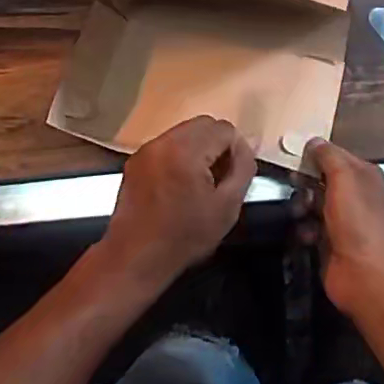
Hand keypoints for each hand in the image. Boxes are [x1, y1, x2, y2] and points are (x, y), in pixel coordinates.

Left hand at [98, 116, 255, 288]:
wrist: (135, 258)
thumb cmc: (184, 237)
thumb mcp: (226, 207)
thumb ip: (243, 169)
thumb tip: (249, 144)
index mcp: (186, 150)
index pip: (224, 129)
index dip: (236, 150)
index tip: (233, 176)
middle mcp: (164, 141)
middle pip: (204, 124)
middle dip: (217, 145)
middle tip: (219, 177)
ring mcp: (147, 149)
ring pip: (186, 132)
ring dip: (199, 149)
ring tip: (199, 182)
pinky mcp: (136, 159)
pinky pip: (168, 144)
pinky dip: (179, 155)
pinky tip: (179, 185)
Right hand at [303, 139, 383, 314]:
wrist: (366, 275)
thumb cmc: (357, 220)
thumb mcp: (344, 178)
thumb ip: (328, 156)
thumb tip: (313, 141)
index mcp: (363, 175)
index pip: (335, 155)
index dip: (315, 153)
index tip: (293, 154)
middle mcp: (354, 195)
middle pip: (320, 178)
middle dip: (305, 181)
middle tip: (293, 183)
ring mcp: (342, 220)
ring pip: (311, 203)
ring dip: (302, 206)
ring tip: (301, 213)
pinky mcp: (328, 242)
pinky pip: (309, 227)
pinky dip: (304, 229)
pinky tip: (306, 235)